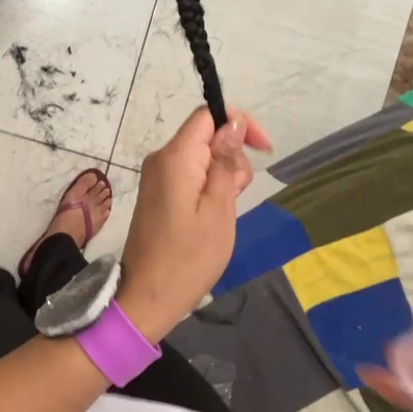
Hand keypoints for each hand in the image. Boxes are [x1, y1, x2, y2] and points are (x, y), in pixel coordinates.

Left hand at [118, 106, 271, 339]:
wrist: (149, 295)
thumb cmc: (190, 257)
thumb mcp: (220, 208)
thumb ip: (226, 162)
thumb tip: (234, 123)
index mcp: (175, 157)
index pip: (207, 116)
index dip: (239, 124)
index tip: (264, 150)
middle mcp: (161, 158)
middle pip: (206, 136)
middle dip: (232, 157)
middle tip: (236, 196)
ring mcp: (156, 176)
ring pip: (201, 156)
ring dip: (222, 176)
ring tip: (223, 213)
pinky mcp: (157, 193)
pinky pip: (189, 174)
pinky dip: (208, 187)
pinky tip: (212, 215)